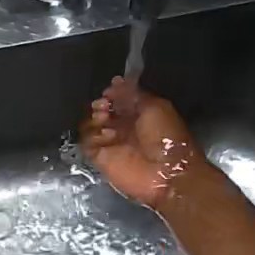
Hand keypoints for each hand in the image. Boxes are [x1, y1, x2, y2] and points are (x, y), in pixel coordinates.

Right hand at [78, 76, 208, 208]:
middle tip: (105, 107)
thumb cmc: (166, 137)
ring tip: (104, 120)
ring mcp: (111, 143)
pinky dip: (92, 136)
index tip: (109, 92)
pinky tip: (107, 137)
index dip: (111, 94)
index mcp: (138, 115)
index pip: (117, 100)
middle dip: (100, 105)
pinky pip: (86, 142)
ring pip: (90, 124)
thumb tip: (116, 81)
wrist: (167, 173)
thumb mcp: (157, 107)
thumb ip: (135, 93)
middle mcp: (123, 127)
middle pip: (100, 110)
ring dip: (94, 119)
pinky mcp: (100, 157)